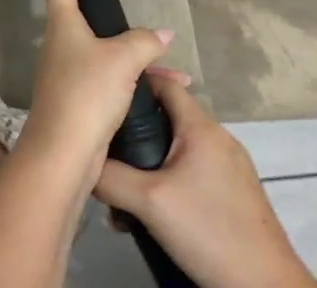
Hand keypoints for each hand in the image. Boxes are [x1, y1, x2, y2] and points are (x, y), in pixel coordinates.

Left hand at [17, 0, 173, 186]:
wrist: (64, 151)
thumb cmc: (86, 92)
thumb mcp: (122, 60)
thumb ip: (143, 41)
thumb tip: (161, 33)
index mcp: (63, 26)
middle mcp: (60, 46)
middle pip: (88, 23)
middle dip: (116, 23)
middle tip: (133, 14)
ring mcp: (67, 75)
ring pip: (106, 57)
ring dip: (137, 60)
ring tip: (174, 69)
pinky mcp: (78, 102)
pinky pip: (110, 83)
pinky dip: (134, 83)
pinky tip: (164, 92)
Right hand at [94, 70, 316, 287]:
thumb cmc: (209, 231)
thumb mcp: (148, 202)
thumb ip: (110, 176)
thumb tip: (83, 163)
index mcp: (202, 128)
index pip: (164, 84)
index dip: (132, 83)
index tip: (102, 97)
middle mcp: (218, 140)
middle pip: (166, 119)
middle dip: (132, 136)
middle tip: (103, 153)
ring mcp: (229, 169)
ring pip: (176, 152)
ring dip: (146, 168)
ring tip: (121, 196)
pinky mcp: (233, 195)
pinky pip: (190, 175)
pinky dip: (166, 185)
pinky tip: (148, 216)